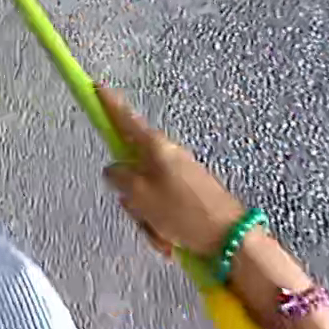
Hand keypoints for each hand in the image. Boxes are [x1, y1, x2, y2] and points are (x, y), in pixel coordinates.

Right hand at [98, 85, 246, 257]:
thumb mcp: (141, 196)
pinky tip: (171, 242)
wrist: (232, 239)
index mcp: (154, 146)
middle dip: (130, 193)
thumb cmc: (183, 212)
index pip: (124, 117)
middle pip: (131, 164)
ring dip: (147, 215)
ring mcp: (178, 173)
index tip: (96, 86)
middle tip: (138, 212)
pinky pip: (163, 206)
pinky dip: (162, 224)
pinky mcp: (189, 193)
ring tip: (161, 235)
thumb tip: (113, 169)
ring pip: (145, 190)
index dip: (108, 103)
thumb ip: (120, 178)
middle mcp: (166, 153)